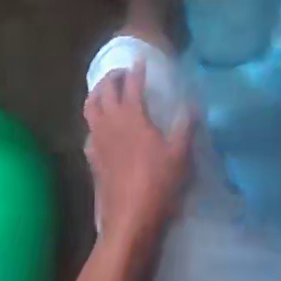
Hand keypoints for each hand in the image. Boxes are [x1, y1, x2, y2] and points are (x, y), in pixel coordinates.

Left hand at [84, 60, 193, 243]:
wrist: (129, 221)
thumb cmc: (158, 183)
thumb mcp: (180, 153)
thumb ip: (185, 125)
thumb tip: (191, 102)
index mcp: (132, 116)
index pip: (132, 84)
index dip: (137, 70)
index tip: (141, 59)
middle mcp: (110, 123)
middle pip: (103, 91)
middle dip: (112, 77)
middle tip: (123, 73)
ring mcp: (97, 141)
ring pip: (90, 108)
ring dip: (98, 94)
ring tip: (108, 92)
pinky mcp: (92, 160)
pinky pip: (89, 131)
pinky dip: (95, 121)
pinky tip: (103, 128)